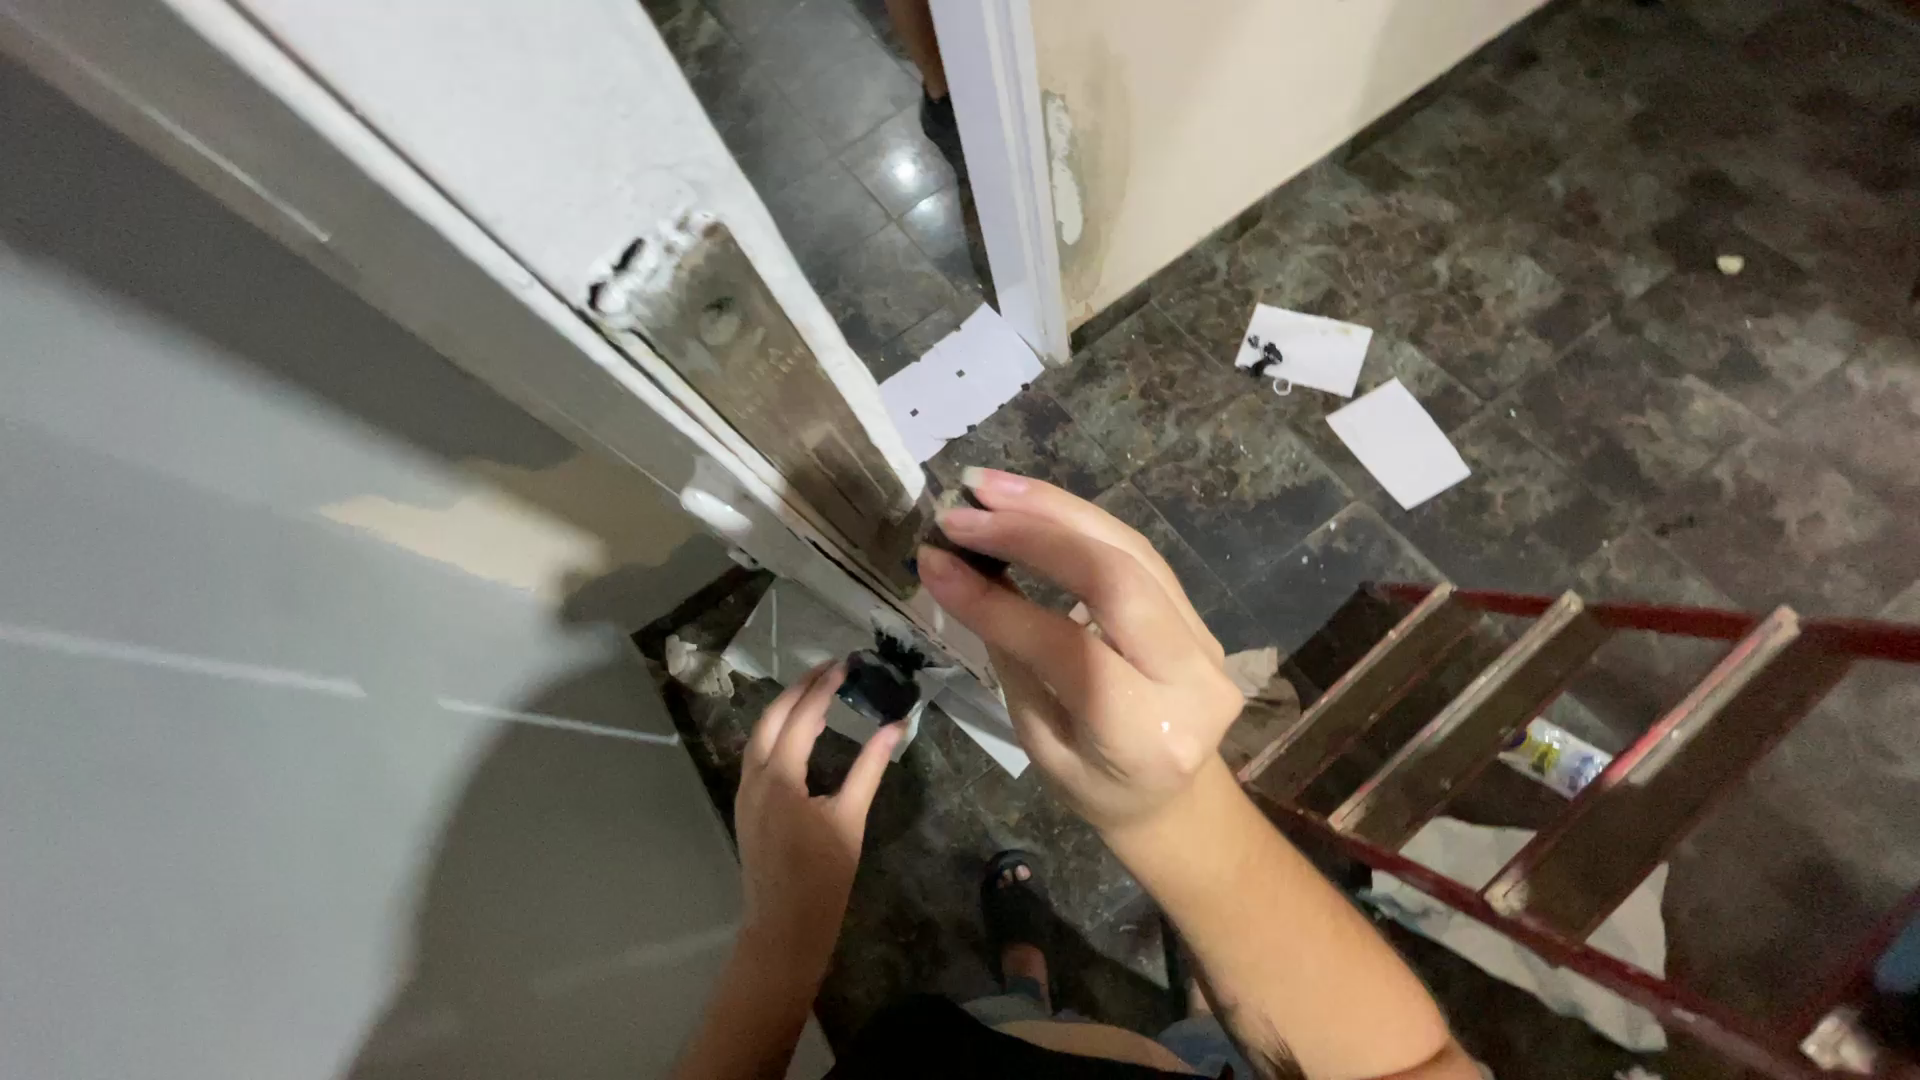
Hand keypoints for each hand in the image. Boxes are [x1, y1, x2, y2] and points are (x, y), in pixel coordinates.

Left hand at [734, 663, 900, 966]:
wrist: (784, 928)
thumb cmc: (823, 877)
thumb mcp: (852, 819)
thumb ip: (870, 768)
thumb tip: (895, 727)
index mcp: (781, 778)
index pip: (802, 718)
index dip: (823, 688)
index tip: (844, 665)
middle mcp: (755, 777)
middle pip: (772, 717)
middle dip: (799, 688)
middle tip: (829, 669)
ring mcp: (745, 791)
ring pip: (759, 734)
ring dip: (784, 708)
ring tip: (815, 690)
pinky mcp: (746, 805)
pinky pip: (756, 753)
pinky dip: (776, 732)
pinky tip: (797, 733)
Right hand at [916, 468, 1243, 832]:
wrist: (1173, 797)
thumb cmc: (1095, 786)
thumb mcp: (1041, 742)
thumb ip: (1013, 656)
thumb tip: (961, 572)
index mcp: (1146, 735)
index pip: (1067, 650)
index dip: (996, 603)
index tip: (935, 560)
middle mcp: (1191, 678)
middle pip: (1115, 578)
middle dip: (1034, 532)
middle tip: (964, 506)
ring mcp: (1206, 638)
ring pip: (1130, 548)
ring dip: (1053, 508)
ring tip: (988, 486)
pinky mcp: (1197, 612)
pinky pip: (1136, 551)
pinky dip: (1077, 519)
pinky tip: (1030, 503)